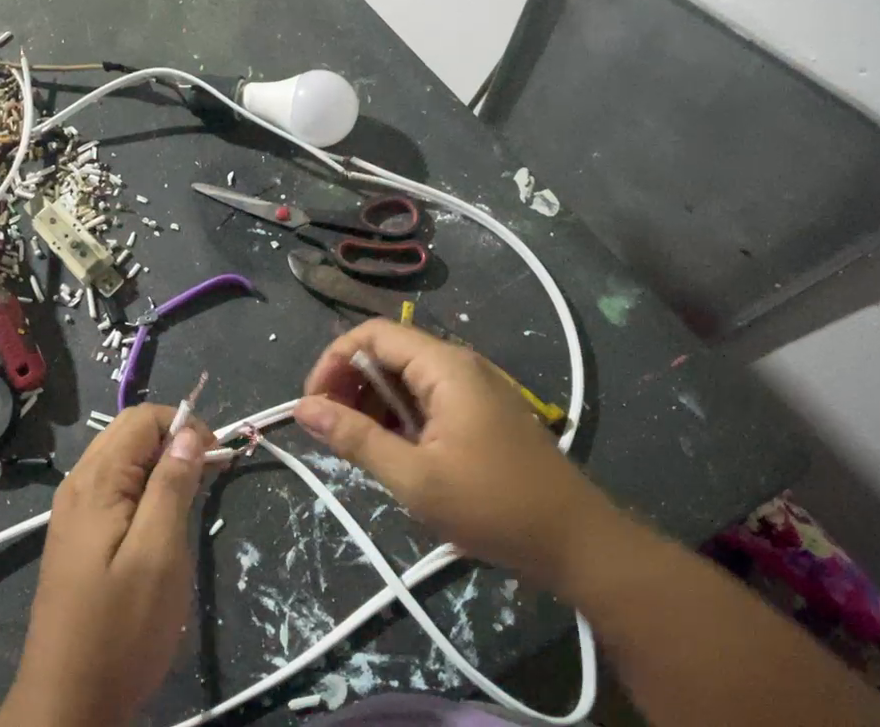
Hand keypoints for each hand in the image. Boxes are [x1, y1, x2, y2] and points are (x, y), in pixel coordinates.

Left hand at [0, 403, 214, 726]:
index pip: (141, 418)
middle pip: (128, 433)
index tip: (218, 458)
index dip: (184, 426)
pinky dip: (143, 489)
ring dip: (160, 466)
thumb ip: (172, 486)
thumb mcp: (159, 554)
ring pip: (121, 460)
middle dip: (173, 442)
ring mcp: (73, 510)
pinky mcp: (76, 535)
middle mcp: (78, 484)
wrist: (68, 698)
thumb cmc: (121, 628)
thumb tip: (189, 432)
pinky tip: (163, 521)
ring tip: (192, 499)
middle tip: (209, 477)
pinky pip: (113, 489)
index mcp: (95, 480)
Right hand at [293, 320, 610, 585]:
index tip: (313, 406)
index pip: (372, 334)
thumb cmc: (493, 507)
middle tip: (331, 431)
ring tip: (358, 446)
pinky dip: (400, 416)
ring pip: (406, 377)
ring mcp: (475, 388)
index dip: (333, 362)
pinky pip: (428, 397)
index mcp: (445, 368)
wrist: (577, 544)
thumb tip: (302, 409)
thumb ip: (356, 438)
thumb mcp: (414, 477)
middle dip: (350, 384)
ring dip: (372, 403)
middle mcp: (460, 365)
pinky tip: (394, 452)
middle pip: (388, 352)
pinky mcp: (482, 412)